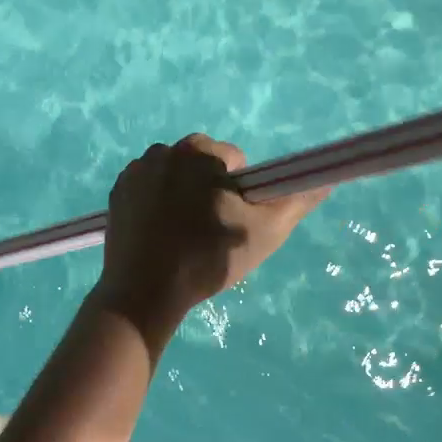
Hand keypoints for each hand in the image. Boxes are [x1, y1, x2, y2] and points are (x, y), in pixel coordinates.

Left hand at [96, 133, 329, 333]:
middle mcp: (163, 150)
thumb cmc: (208, 258)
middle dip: (210, 189)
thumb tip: (324, 179)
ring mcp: (135, 171)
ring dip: (183, 194)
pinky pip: (148, 189)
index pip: (235, 160)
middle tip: (211, 230)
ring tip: (184, 236)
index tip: (235, 220)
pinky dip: (156, 204)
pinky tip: (160, 235)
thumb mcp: (264, 233)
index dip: (241, 191)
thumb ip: (295, 202)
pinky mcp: (116, 193)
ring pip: (174, 176)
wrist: (144, 290)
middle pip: (202, 165)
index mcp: (199, 151)